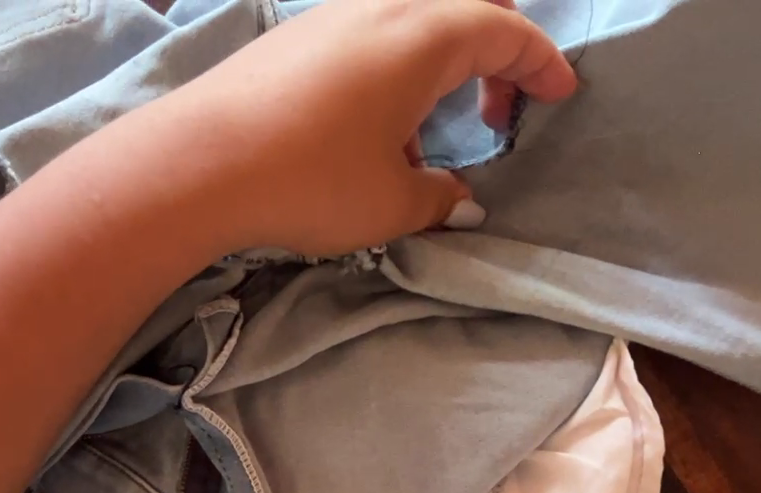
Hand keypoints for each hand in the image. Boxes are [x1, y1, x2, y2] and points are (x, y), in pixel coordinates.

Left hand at [124, 0, 577, 256]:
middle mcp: (382, 7)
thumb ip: (438, 201)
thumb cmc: (311, 181)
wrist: (200, 163)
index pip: (505, 32)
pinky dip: (387, 77)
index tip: (559, 94)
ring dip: (432, 74)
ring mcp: (331, 16)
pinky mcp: (291, 40)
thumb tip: (463, 205)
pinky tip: (363, 134)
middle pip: (460, 11)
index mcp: (425, 36)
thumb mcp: (389, 205)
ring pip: (408, 27)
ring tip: (419, 143)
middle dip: (492, 57)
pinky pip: (362, 43)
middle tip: (496, 110)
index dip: (539, 65)